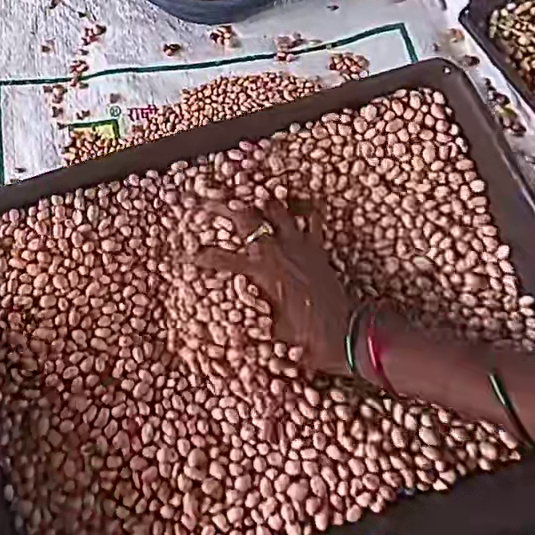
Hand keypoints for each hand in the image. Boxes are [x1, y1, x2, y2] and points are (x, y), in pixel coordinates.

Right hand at [194, 199, 354, 376]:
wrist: (347, 334)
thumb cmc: (305, 338)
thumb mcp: (270, 330)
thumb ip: (253, 315)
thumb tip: (235, 319)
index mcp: (260, 272)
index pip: (221, 258)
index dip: (201, 256)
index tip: (187, 255)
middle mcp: (276, 252)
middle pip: (245, 218)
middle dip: (223, 207)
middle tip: (209, 201)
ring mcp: (298, 246)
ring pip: (277, 209)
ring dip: (262, 202)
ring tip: (252, 195)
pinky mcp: (316, 248)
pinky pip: (311, 220)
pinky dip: (304, 211)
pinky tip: (299, 206)